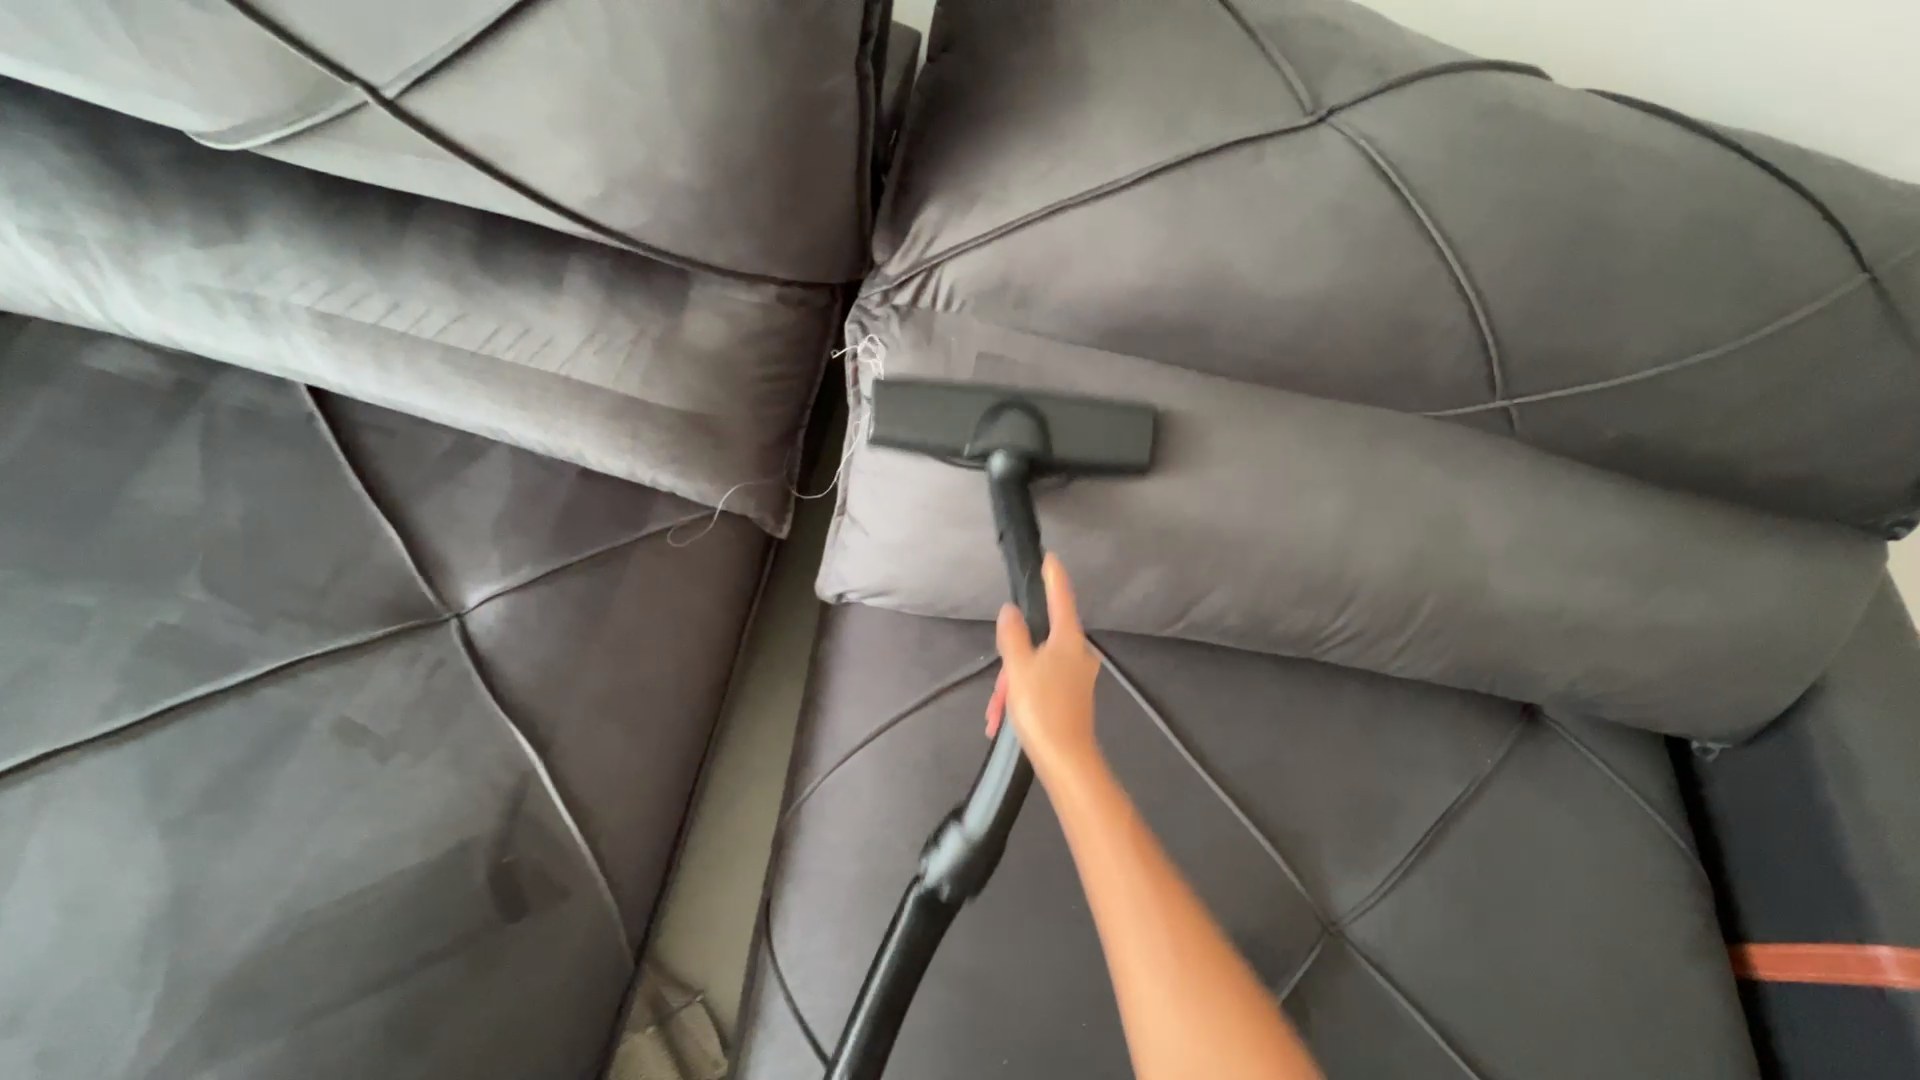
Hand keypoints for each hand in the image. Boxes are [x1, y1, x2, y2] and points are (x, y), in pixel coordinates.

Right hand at [988, 554, 1100, 775]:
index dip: (1053, 576)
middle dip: (1011, 664)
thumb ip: (1012, 635)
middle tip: (998, 691)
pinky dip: (1020, 699)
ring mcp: (1076, 678)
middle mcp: (1077, 654)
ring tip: (996, 714)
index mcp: (1068, 640)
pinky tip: (1002, 722)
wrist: (1065, 760)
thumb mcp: (1018, 667)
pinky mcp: (1071, 698)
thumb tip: (1010, 611)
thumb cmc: (1042, 708)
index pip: (1061, 598)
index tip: (1050, 558)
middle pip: (1038, 641)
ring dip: (1011, 688)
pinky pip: (1039, 687)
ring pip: (1034, 668)